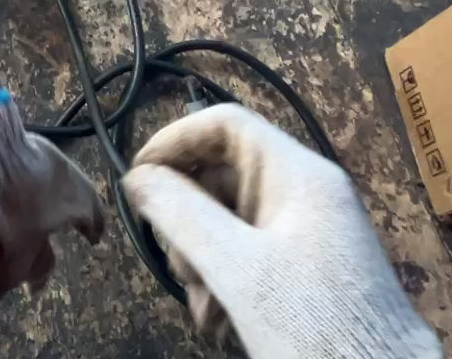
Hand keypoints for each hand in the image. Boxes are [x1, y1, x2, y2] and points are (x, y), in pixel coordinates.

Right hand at [123, 105, 439, 358]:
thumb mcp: (239, 270)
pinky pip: (242, 251)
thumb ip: (181, 213)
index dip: (176, 140)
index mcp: (299, 174)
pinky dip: (219, 276)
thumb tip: (135, 178)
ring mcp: (304, 232)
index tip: (139, 176)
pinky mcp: (301, 269)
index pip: (225, 124)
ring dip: (198, 254)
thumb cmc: (315, 327)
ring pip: (224, 217)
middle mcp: (303, 193)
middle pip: (219, 174)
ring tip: (198, 302)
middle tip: (173, 260)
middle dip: (184, 216)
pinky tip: (212, 316)